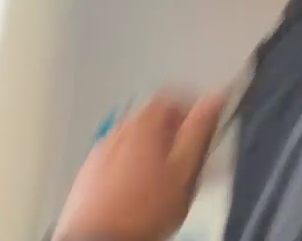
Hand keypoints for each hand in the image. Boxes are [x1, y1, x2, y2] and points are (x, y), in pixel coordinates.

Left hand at [54, 91, 225, 240]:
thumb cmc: (144, 207)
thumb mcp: (185, 167)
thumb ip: (201, 127)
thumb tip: (215, 97)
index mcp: (143, 123)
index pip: (172, 95)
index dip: (192, 107)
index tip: (203, 124)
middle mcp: (118, 131)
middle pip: (151, 117)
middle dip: (172, 131)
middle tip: (187, 154)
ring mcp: (98, 155)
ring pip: (133, 139)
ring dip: (152, 149)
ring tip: (165, 176)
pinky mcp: (86, 178)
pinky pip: (116, 160)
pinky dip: (131, 167)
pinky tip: (139, 190)